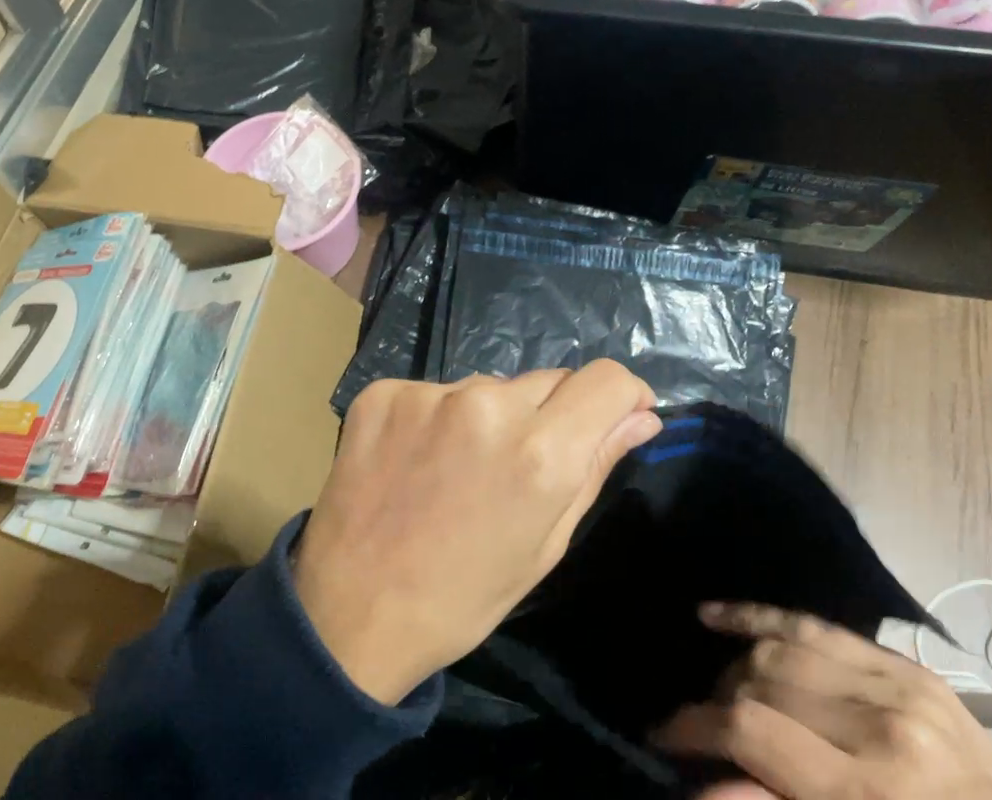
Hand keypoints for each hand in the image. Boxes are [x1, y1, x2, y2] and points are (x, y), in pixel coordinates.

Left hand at [293, 363, 660, 703]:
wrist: (351, 611)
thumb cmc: (462, 597)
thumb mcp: (544, 546)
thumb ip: (594, 468)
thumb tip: (640, 417)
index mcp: (541, 453)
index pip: (607, 380)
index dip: (622, 396)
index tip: (618, 417)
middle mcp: (487, 405)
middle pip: (547, 380)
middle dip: (551, 415)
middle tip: (521, 467)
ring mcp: (429, 395)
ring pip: (488, 386)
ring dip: (489, 417)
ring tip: (457, 472)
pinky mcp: (382, 393)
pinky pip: (434, 392)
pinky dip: (436, 418)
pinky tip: (416, 463)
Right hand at [655, 604, 991, 799]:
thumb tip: (694, 785)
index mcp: (868, 785)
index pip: (749, 729)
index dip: (692, 729)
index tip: (660, 737)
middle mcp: (883, 723)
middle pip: (761, 681)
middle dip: (716, 703)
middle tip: (701, 731)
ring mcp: (903, 686)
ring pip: (782, 648)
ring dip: (736, 668)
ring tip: (720, 693)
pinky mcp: (914, 670)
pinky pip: (822, 627)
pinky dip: (763, 618)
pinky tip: (716, 615)